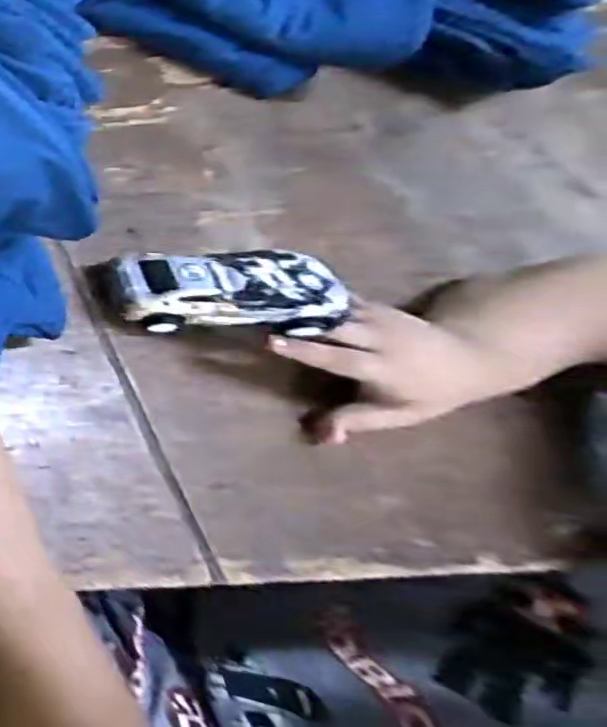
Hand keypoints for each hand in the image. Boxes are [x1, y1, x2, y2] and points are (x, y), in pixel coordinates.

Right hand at [269, 299, 548, 442]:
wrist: (472, 357)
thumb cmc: (428, 391)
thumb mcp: (401, 413)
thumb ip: (358, 420)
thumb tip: (323, 437)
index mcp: (384, 368)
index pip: (338, 359)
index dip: (303, 351)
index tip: (270, 343)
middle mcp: (380, 340)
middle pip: (332, 328)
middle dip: (296, 323)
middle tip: (259, 319)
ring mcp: (378, 318)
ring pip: (333, 310)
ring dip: (300, 308)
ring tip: (267, 306)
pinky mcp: (374, 305)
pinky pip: (338, 298)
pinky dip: (313, 297)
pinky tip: (289, 293)